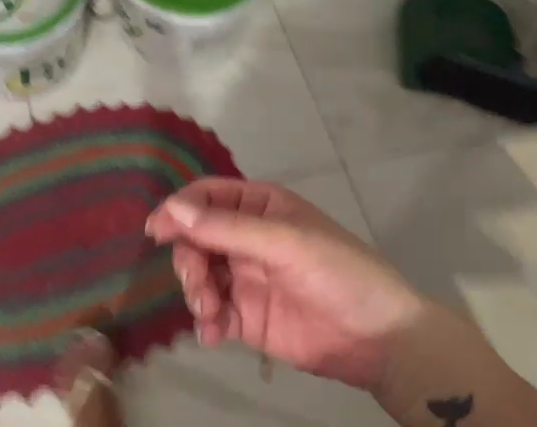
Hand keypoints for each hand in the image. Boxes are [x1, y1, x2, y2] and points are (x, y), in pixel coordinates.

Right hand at [144, 178, 429, 391]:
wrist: (380, 339)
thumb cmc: (339, 272)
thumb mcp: (285, 242)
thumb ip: (227, 228)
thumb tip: (174, 209)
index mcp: (259, 207)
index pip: (207, 197)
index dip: (180, 209)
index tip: (156, 230)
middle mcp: (247, 238)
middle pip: (196, 238)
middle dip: (189, 259)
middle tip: (198, 285)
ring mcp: (246, 278)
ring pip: (200, 276)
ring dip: (196, 292)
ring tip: (209, 313)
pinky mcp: (248, 318)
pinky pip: (213, 314)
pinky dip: (205, 322)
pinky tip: (211, 335)